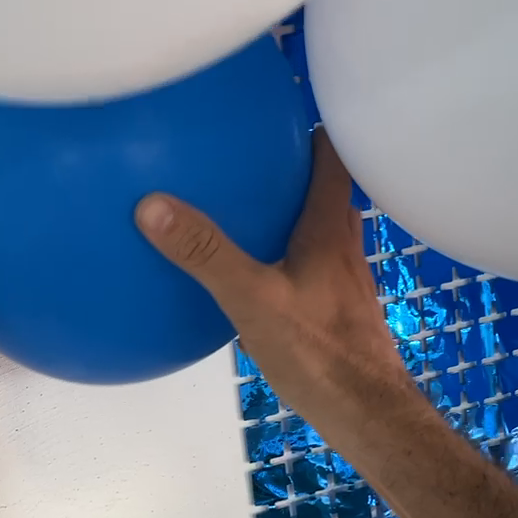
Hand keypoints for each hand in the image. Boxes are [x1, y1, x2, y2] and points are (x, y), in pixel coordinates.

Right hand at [135, 129, 419, 444]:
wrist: (365, 414)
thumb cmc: (317, 351)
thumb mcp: (252, 299)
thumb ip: (206, 254)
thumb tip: (152, 205)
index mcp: (328, 230)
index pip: (332, 157)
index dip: (315, 125)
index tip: (284, 103)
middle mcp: (342, 247)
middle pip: (326, 190)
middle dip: (296, 167)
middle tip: (253, 151)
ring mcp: (342, 282)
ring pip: (318, 229)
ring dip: (291, 212)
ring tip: (248, 205)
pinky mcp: (335, 312)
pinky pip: (308, 266)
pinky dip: (285, 254)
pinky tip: (254, 274)